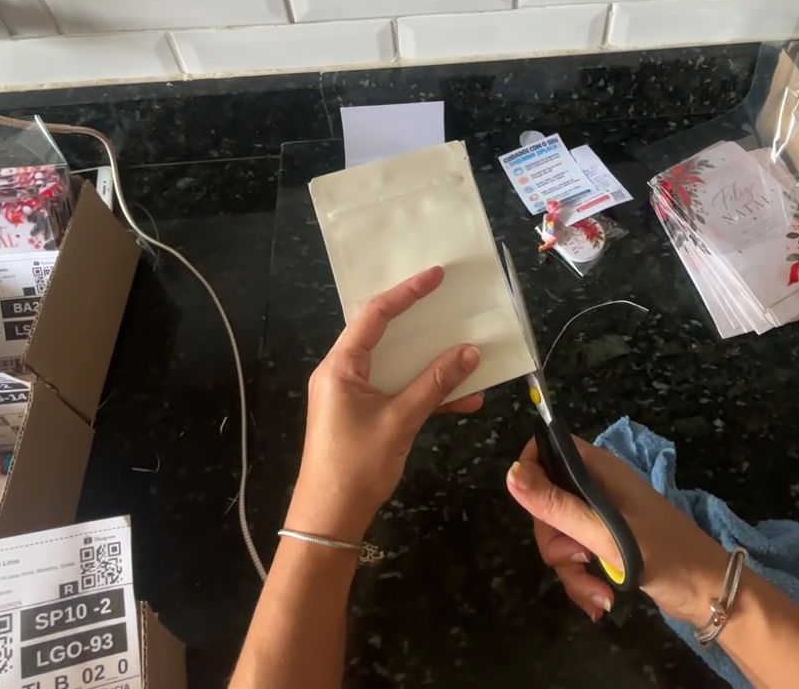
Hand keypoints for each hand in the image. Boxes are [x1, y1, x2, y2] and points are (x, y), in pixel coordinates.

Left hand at [285, 266, 484, 543]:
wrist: (328, 522)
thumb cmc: (356, 465)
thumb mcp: (399, 421)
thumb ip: (435, 384)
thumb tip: (470, 352)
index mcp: (341, 366)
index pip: (374, 316)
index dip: (406, 293)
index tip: (435, 276)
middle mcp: (343, 373)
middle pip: (385, 335)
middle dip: (421, 323)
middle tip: (449, 304)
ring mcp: (353, 395)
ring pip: (397, 366)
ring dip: (431, 364)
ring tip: (467, 354)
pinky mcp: (364, 415)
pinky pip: (399, 392)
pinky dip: (427, 393)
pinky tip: (463, 401)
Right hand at [506, 437, 729, 624]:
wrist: (711, 594)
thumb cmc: (663, 554)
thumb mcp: (605, 533)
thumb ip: (557, 505)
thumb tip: (511, 474)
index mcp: (598, 469)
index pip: (547, 448)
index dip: (531, 472)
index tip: (534, 506)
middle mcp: (596, 486)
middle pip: (546, 500)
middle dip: (555, 539)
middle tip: (577, 558)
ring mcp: (601, 516)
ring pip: (559, 534)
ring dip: (570, 570)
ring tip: (597, 592)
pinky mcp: (606, 543)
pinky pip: (576, 556)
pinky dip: (582, 580)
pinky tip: (599, 600)